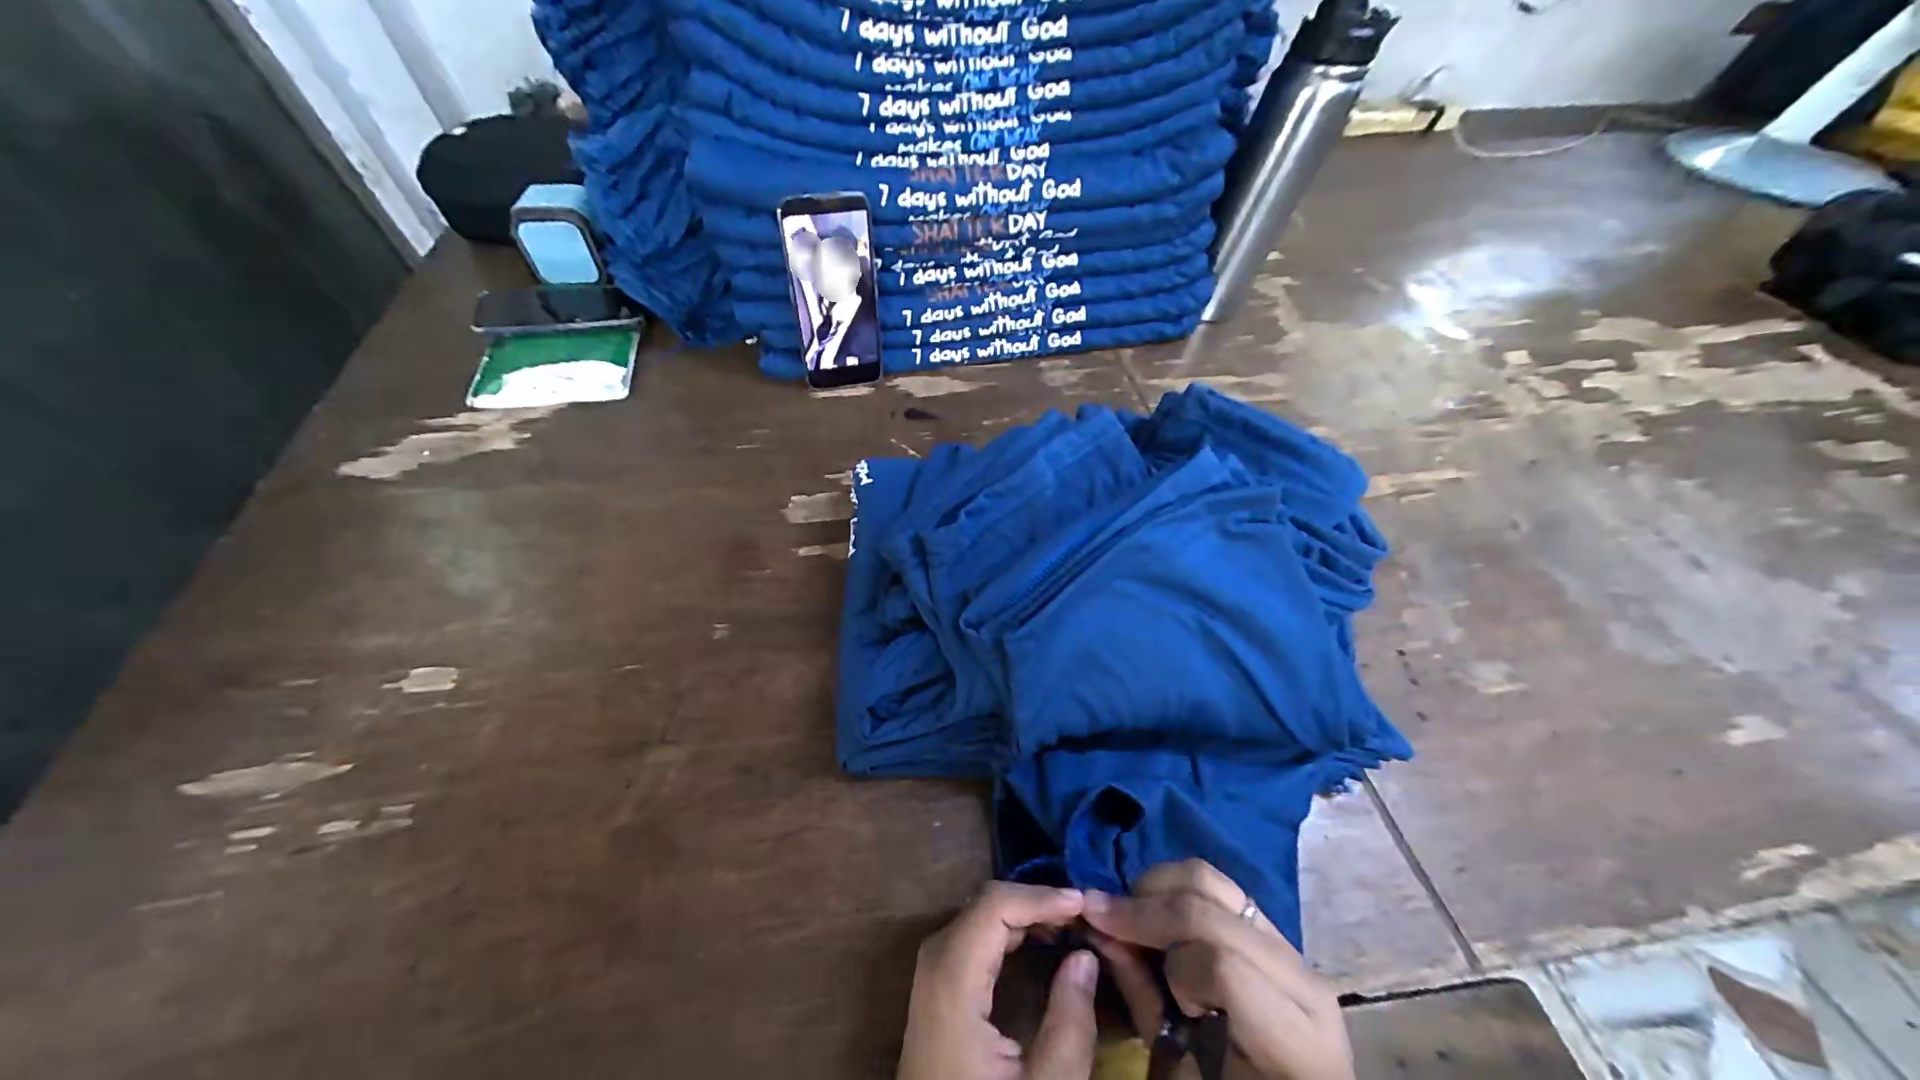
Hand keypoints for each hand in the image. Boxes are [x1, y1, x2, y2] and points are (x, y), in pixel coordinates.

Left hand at [897, 883, 1100, 1079]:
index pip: (992, 905)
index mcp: (951, 981)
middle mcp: (934, 965)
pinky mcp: (937, 991)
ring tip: (1068, 925)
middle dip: (1034, 902)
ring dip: (1022, 913)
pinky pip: (972, 938)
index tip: (1082, 903)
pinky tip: (1038, 942)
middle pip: (983, 906)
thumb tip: (1085, 957)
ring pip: (976, 918)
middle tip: (1082, 914)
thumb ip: (1070, 1025)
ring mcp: (931, 976)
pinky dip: (1007, 930)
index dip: (1039, 897)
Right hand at [1082, 861, 1354, 1079]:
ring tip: (1128, 911)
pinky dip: (1177, 889)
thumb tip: (1102, 936)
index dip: (1159, 945)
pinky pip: (1219, 889)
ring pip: (1214, 880)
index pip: (1220, 961)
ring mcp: (1291, 948)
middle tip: (1100, 911)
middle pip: (1211, 902)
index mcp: (1291, 1037)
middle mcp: (1300, 978)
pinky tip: (1155, 910)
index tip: (1103, 933)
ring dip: (1159, 885)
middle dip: (1145, 901)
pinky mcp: (1276, 933)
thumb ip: (1146, 1002)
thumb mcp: (1187, 1074)